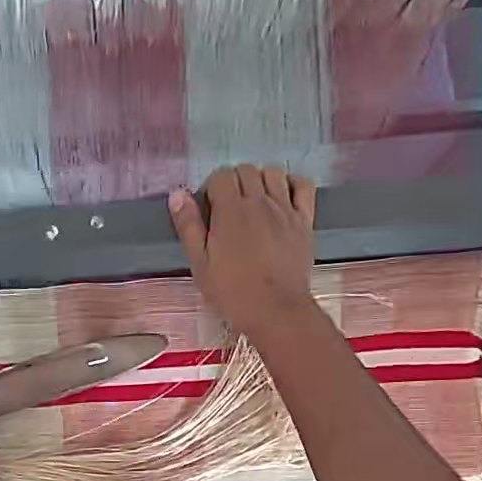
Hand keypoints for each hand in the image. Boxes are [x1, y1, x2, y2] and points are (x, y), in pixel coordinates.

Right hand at [168, 165, 318, 335]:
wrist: (275, 309)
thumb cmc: (232, 292)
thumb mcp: (200, 265)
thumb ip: (189, 227)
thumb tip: (177, 194)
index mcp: (231, 211)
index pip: (221, 176)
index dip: (211, 188)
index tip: (208, 210)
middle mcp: (260, 201)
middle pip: (246, 170)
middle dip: (233, 183)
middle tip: (227, 209)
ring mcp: (285, 208)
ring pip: (273, 172)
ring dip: (259, 180)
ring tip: (253, 202)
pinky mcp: (304, 220)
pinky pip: (303, 185)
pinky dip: (291, 184)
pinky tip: (282, 197)